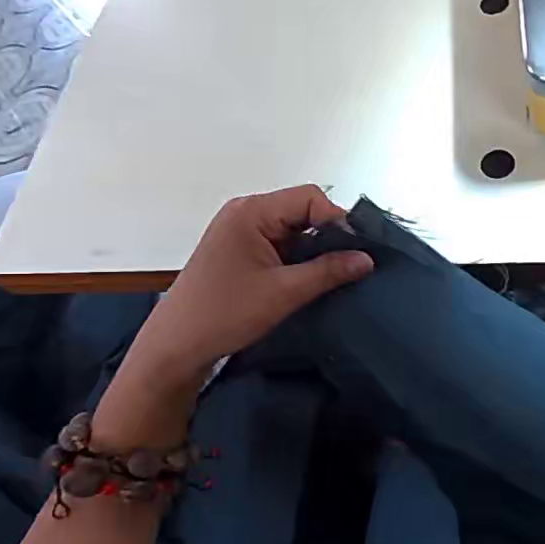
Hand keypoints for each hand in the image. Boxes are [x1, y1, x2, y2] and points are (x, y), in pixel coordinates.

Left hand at [127, 185, 374, 386]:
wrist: (177, 345)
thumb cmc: (226, 314)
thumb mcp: (284, 292)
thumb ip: (329, 271)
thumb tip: (368, 259)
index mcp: (252, 211)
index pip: (309, 198)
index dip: (336, 219)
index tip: (358, 250)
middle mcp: (246, 211)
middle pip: (302, 209)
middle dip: (328, 234)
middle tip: (351, 263)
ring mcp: (241, 229)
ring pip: (293, 227)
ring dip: (313, 248)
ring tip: (334, 273)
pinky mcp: (240, 248)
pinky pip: (280, 242)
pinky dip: (298, 257)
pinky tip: (311, 278)